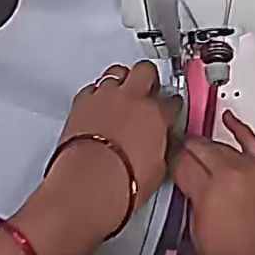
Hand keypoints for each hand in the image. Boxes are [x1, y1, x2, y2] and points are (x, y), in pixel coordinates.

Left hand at [42, 62, 177, 235]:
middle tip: (148, 86)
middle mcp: (133, 99)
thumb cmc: (122, 181)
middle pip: (145, 70)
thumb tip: (158, 151)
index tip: (169, 109)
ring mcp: (106, 97)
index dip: (171, 105)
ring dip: (121, 80)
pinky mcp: (82, 102)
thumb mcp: (157, 169)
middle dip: (148, 77)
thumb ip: (160, 149)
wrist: (89, 183)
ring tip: (121, 90)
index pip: (172, 101)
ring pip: (117, 72)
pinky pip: (92, 87)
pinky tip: (97, 101)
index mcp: (157, 114)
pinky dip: (96, 93)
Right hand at [173, 111, 254, 254]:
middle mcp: (229, 173)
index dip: (172, 161)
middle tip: (181, 155)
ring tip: (200, 147)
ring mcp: (250, 169)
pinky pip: (251, 140)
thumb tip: (187, 185)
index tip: (169, 160)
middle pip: (199, 148)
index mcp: (206, 191)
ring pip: (221, 144)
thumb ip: (189, 201)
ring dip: (208, 146)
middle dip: (187, 151)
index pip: (181, 162)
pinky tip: (229, 119)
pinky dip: (239, 128)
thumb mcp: (196, 233)